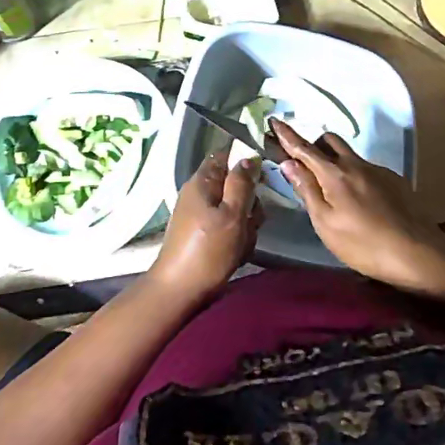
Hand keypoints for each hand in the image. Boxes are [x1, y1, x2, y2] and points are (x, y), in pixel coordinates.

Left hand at [149, 154, 262, 300]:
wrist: (180, 291)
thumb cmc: (208, 250)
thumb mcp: (231, 214)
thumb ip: (241, 184)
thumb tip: (248, 157)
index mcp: (203, 180)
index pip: (226, 154)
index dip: (246, 159)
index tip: (264, 174)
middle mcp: (200, 192)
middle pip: (236, 185)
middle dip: (249, 203)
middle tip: (250, 222)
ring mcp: (201, 213)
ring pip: (236, 209)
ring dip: (245, 225)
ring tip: (241, 244)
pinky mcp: (204, 233)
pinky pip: (229, 227)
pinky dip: (237, 239)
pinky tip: (236, 254)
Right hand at [270, 119, 444, 294]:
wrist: (419, 254)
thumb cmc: (363, 244)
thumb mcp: (325, 223)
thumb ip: (306, 190)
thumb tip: (288, 163)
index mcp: (334, 174)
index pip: (304, 148)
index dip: (287, 134)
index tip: (274, 120)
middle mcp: (356, 164)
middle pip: (329, 140)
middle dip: (314, 144)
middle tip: (305, 164)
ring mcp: (378, 170)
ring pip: (350, 155)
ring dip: (335, 161)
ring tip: (334, 190)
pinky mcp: (396, 181)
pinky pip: (367, 169)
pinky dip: (355, 176)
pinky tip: (361, 203)